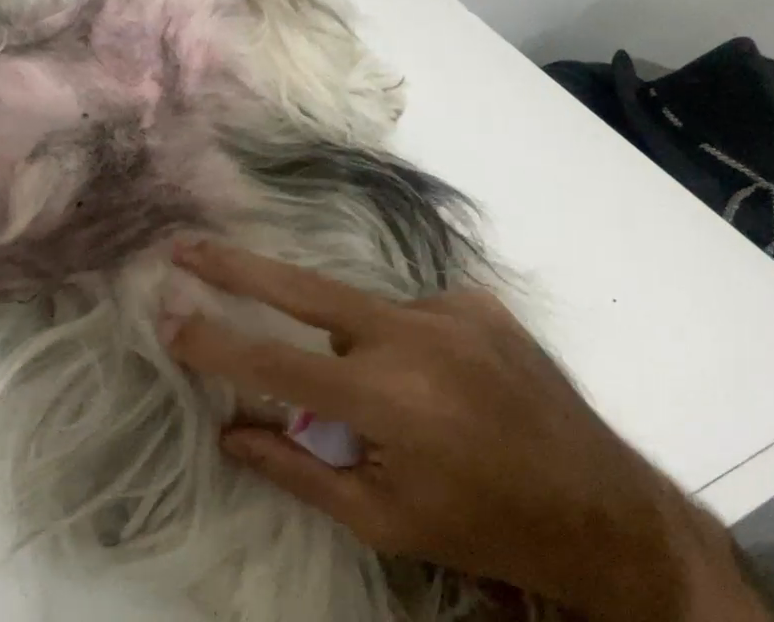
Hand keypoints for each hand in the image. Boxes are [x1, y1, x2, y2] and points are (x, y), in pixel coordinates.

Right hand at [166, 242, 773, 621]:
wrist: (607, 514)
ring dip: (351, 347)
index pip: (273, 362)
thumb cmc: (482, 528)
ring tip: (399, 408)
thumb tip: (228, 430)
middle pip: (303, 289)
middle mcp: (415, 336)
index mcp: (388, 398)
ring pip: (361, 314)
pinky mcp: (479, 304)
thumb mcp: (381, 520)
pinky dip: (401, 343)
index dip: (212, 341)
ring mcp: (452, 311)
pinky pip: (410, 314)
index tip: (166, 319)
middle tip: (183, 246)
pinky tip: (440, 386)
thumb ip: (296, 469)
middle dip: (235, 265)